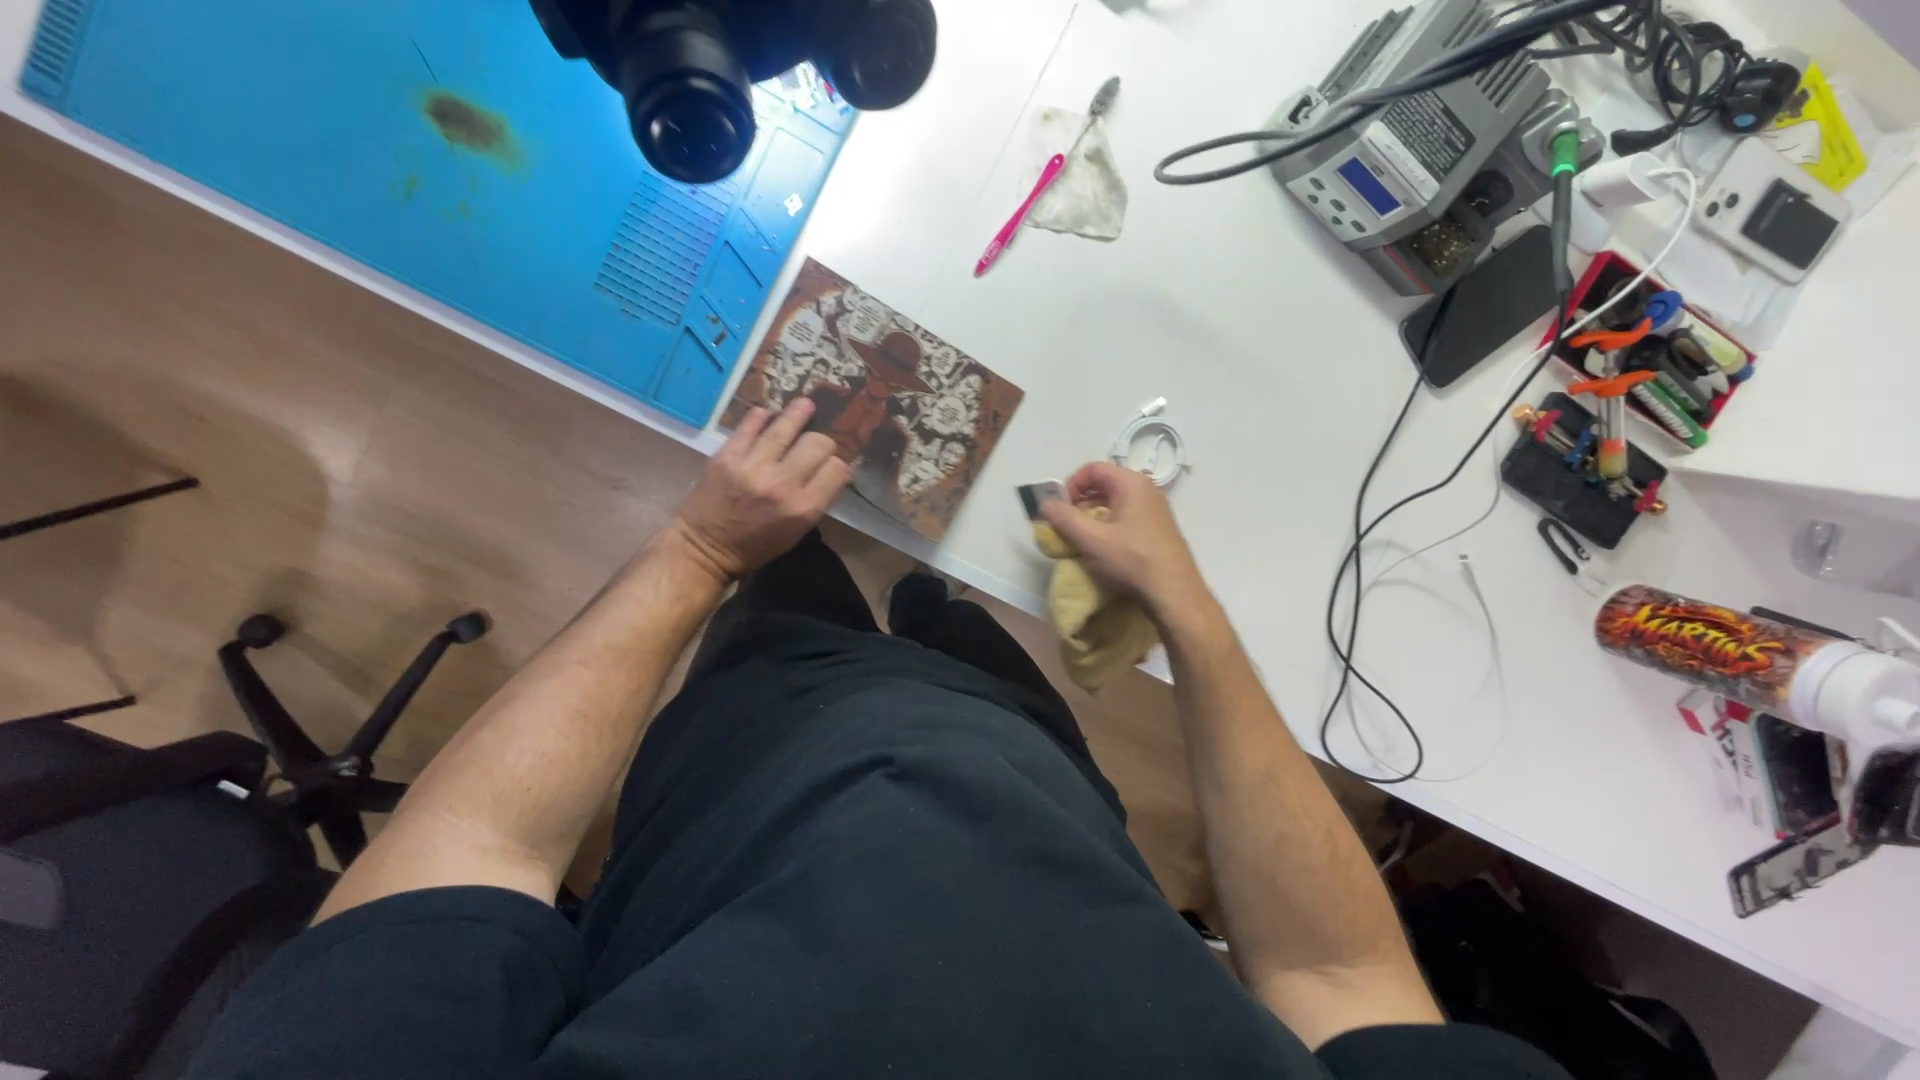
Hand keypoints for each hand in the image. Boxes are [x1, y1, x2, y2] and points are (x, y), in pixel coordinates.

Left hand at [669, 398, 851, 582]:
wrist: (703, 549)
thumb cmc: (755, 547)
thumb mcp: (796, 532)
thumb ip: (815, 500)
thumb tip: (829, 469)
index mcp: (803, 508)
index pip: (837, 469)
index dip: (838, 463)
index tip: (832, 462)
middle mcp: (782, 484)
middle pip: (818, 444)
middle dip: (823, 440)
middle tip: (817, 442)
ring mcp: (753, 466)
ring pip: (785, 427)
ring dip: (799, 413)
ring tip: (805, 404)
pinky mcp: (727, 456)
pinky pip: (749, 426)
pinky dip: (760, 417)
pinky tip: (768, 413)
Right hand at [1039, 462, 1210, 621]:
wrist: (1175, 592)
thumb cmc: (1133, 560)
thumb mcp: (1093, 540)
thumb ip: (1065, 519)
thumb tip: (1045, 503)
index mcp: (1132, 483)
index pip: (1094, 469)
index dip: (1072, 484)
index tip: (1060, 507)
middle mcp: (1146, 489)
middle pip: (1105, 483)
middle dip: (1081, 501)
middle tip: (1068, 524)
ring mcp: (1156, 508)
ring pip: (1116, 501)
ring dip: (1094, 514)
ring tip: (1083, 537)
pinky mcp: (1158, 527)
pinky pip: (1128, 515)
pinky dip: (1110, 524)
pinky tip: (1105, 547)